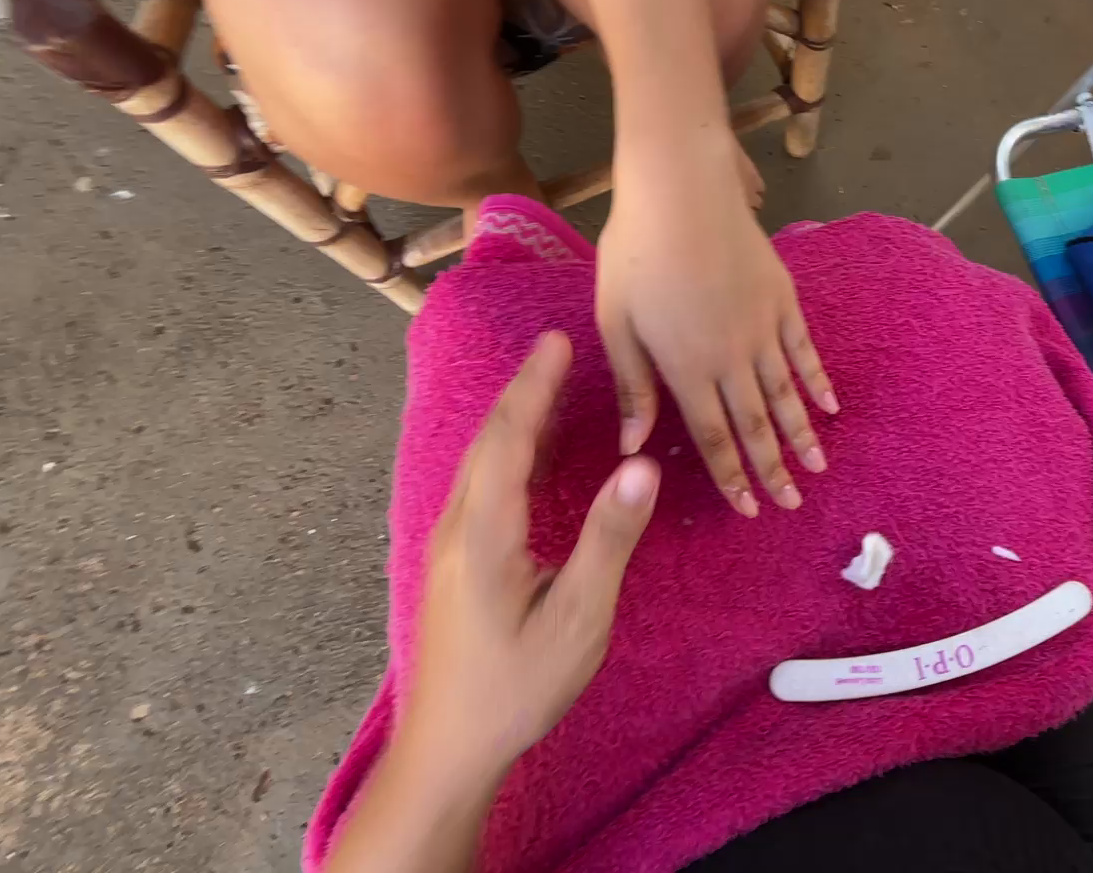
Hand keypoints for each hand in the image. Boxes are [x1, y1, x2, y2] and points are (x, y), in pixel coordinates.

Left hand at [403, 331, 659, 777]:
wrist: (450, 748)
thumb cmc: (519, 683)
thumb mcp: (577, 617)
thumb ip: (609, 539)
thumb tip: (642, 467)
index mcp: (485, 535)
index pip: (508, 442)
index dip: (533, 389)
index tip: (555, 343)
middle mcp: (459, 528)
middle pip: (489, 443)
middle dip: (523, 392)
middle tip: (556, 350)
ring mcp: (452, 545)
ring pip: (481, 463)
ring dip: (514, 417)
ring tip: (547, 384)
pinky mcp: (458, 561)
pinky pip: (482, 485)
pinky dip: (509, 450)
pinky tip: (531, 451)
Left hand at [596, 135, 836, 516]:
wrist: (681, 190)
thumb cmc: (634, 254)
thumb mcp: (616, 322)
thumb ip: (633, 385)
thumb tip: (635, 443)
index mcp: (687, 368)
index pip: (714, 435)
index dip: (732, 475)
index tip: (748, 507)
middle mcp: (732, 358)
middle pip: (756, 424)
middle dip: (773, 468)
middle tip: (793, 503)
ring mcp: (764, 329)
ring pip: (786, 394)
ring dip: (803, 435)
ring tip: (819, 467)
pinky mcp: (784, 301)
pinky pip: (805, 350)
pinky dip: (818, 380)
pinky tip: (831, 405)